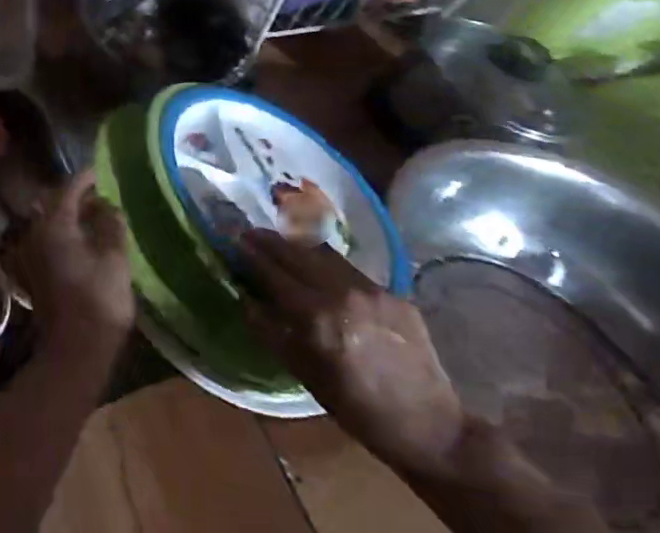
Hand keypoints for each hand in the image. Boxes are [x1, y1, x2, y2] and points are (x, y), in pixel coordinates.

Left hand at [14, 170, 133, 355]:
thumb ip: (111, 225)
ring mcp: (31, 253)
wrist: (76, 347)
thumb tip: (107, 205)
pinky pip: (48, 240)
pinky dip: (64, 233)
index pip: (69, 189)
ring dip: (69, 215)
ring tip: (95, 217)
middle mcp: (36, 233)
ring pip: (49, 222)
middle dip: (75, 196)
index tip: (102, 173)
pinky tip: (83, 241)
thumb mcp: (115, 258)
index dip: (86, 178)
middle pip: (54, 203)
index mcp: (55, 225)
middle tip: (100, 195)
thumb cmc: (99, 300)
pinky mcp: (34, 271)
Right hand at [236, 230, 468, 475]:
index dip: (247, 253)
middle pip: (295, 253)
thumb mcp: (302, 372)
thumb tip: (242, 295)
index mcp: (317, 318)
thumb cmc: (355, 408)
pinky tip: (317, 266)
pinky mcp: (394, 293)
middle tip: (246, 232)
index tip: (229, 238)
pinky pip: (350, 269)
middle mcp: (343, 294)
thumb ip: (268, 329)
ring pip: (323, 253)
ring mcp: (372, 290)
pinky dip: (325, 262)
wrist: (430, 428)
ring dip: (295, 243)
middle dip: (267, 240)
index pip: (272, 272)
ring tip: (277, 240)